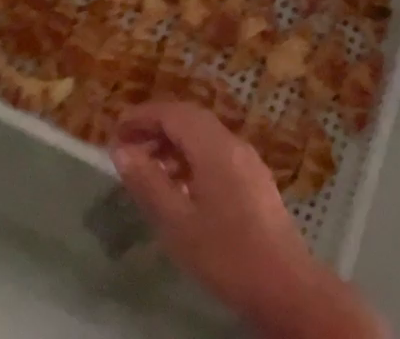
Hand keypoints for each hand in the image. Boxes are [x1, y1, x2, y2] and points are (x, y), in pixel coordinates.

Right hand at [112, 103, 385, 338]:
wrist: (285, 286)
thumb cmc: (225, 253)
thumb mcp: (176, 221)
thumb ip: (147, 182)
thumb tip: (122, 150)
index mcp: (215, 147)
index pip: (174, 113)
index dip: (142, 116)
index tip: (114, 131)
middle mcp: (234, 144)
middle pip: (190, 120)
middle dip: (155, 127)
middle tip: (126, 147)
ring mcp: (248, 162)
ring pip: (204, 137)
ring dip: (173, 144)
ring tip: (146, 170)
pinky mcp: (255, 181)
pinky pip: (216, 155)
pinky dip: (191, 159)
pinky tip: (178, 187)